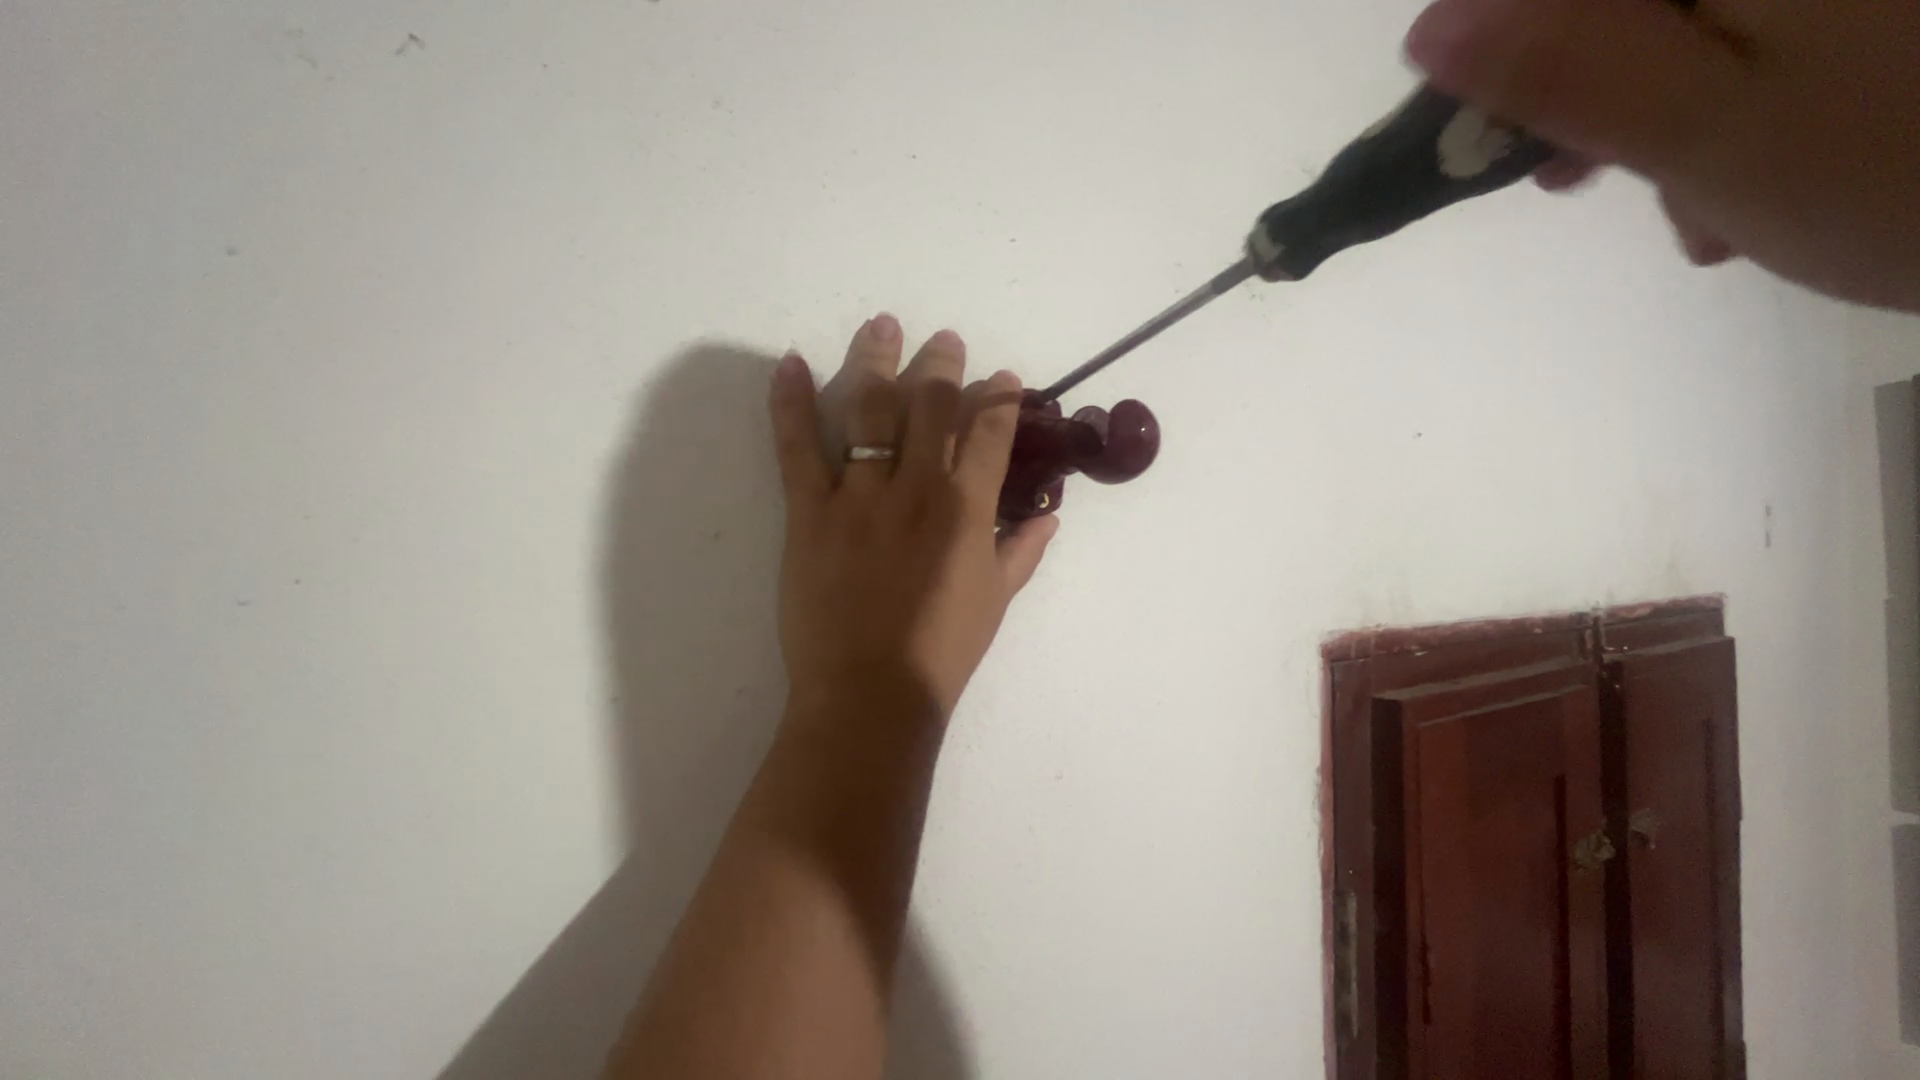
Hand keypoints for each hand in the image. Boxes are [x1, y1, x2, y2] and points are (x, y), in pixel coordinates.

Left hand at [768, 316, 1058, 718]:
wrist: (871, 693)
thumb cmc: (942, 653)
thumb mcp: (996, 602)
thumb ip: (1024, 551)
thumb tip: (1050, 514)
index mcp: (968, 510)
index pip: (990, 432)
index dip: (998, 397)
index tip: (1002, 376)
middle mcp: (917, 489)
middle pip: (931, 405)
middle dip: (942, 364)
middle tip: (945, 339)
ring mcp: (859, 496)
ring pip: (868, 409)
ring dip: (876, 359)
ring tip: (882, 324)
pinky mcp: (809, 512)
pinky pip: (796, 448)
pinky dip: (789, 403)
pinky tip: (789, 364)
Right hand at [1407, 0, 1919, 310]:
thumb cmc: (1908, 169)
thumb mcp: (1704, 128)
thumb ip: (1562, 67)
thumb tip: (1433, 29)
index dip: (1508, 37)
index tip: (1487, 124)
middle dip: (1587, 77)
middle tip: (1572, 173)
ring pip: (1693, 21)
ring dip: (1661, 101)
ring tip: (1686, 199)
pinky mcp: (1870, 24)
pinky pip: (1764, 36)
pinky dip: (1740, 93)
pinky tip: (1752, 167)